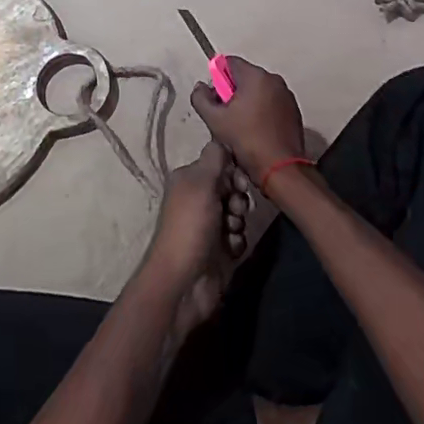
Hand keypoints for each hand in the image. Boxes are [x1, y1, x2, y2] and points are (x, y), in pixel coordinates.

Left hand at [142, 142, 250, 333]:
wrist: (184, 282)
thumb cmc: (190, 227)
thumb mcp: (201, 184)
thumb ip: (215, 159)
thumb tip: (221, 140)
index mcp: (189, 179)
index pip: (219, 162)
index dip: (234, 170)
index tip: (240, 182)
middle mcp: (198, 199)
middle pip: (232, 186)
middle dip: (239, 196)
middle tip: (236, 209)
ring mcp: (209, 225)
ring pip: (238, 212)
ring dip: (239, 220)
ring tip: (231, 231)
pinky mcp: (220, 248)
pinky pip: (239, 235)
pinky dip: (238, 240)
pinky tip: (231, 249)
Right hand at [190, 58, 305, 183]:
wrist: (280, 167)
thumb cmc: (245, 140)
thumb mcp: (214, 120)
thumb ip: (201, 98)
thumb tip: (200, 86)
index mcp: (256, 76)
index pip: (229, 62)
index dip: (217, 78)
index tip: (215, 99)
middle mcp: (274, 79)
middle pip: (245, 76)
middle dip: (232, 91)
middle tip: (224, 114)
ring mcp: (286, 95)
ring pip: (259, 90)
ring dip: (247, 101)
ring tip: (240, 125)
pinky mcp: (294, 110)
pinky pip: (272, 102)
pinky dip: (262, 109)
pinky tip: (256, 130)